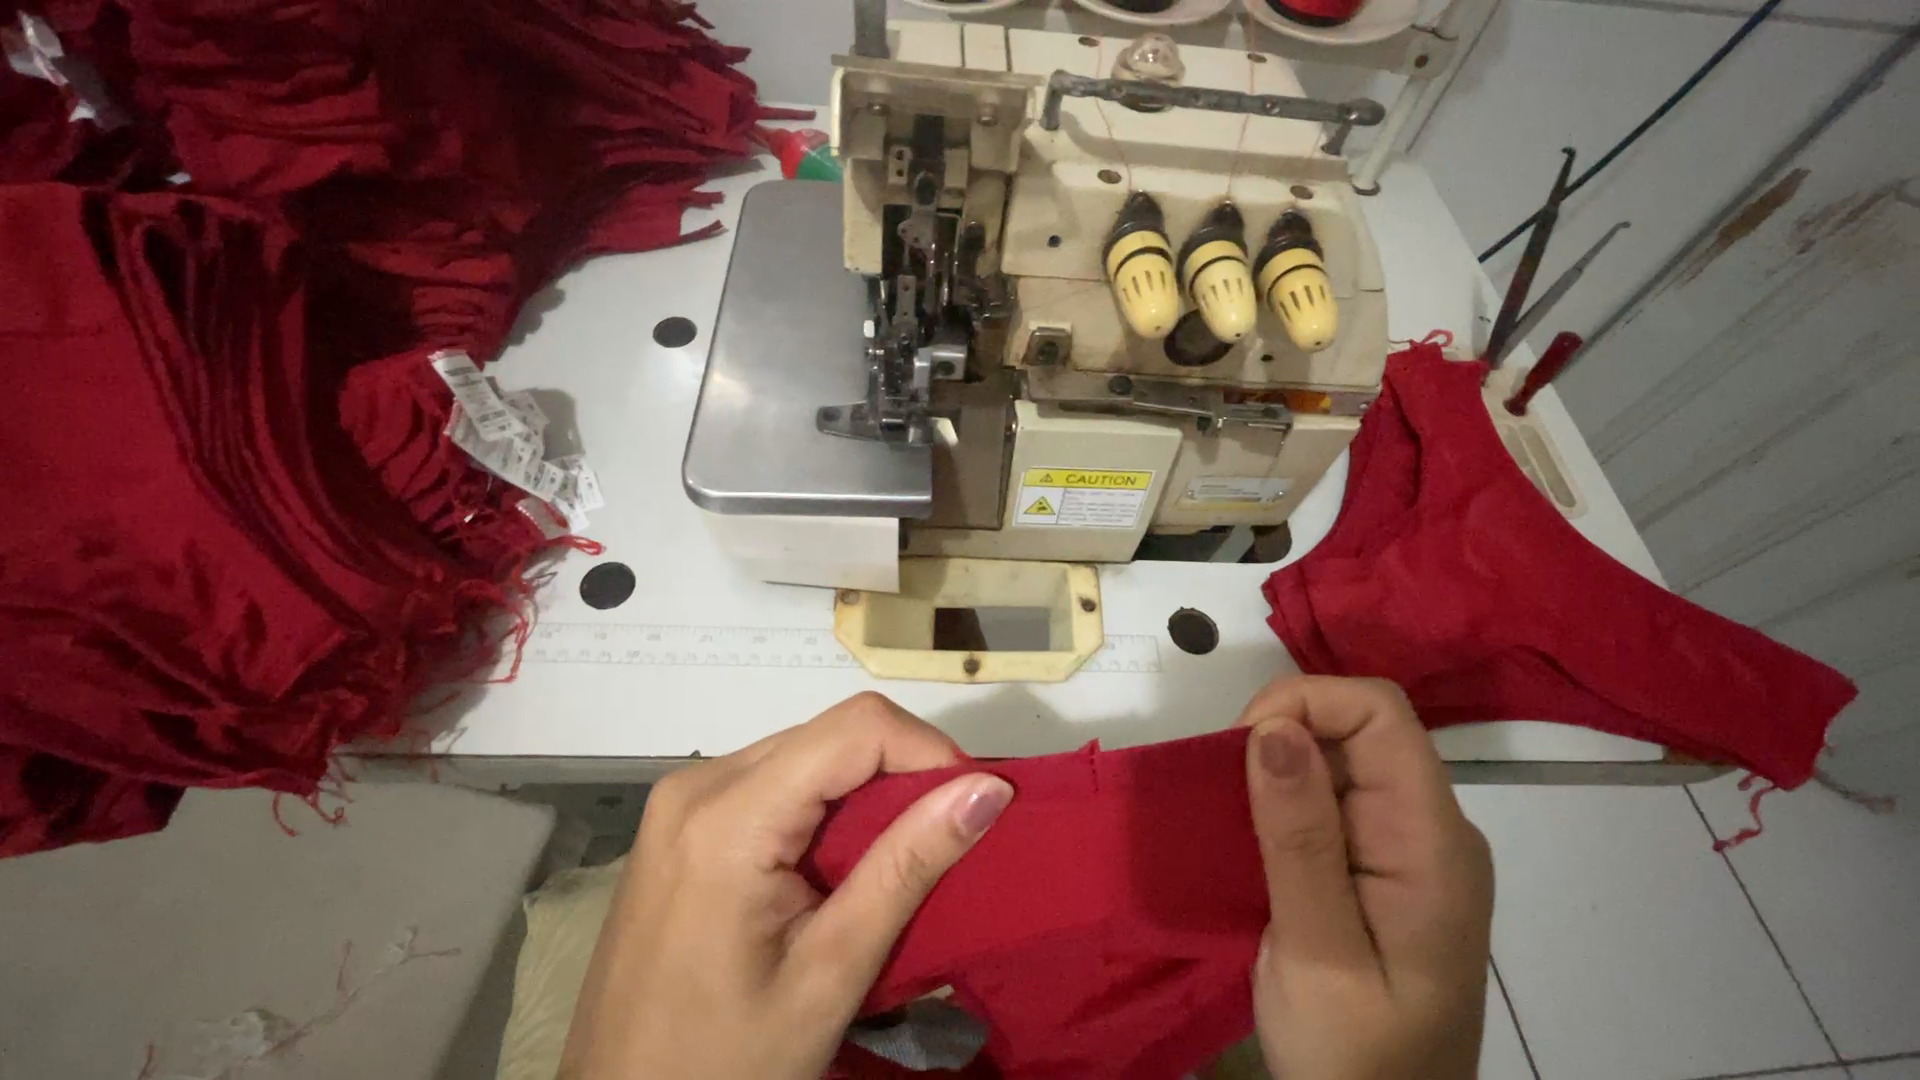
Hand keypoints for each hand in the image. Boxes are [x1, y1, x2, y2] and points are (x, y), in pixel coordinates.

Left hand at [560, 692, 1013, 1079]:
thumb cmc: (726, 1059)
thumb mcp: (832, 970)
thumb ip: (908, 866)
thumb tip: (987, 788)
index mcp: (729, 815)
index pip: (856, 728)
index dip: (927, 749)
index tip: (972, 804)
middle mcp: (700, 782)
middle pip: (830, 736)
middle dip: (902, 772)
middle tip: (947, 837)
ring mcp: (685, 797)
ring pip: (807, 753)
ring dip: (866, 790)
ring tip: (900, 855)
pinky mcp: (683, 818)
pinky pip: (776, 780)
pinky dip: (826, 806)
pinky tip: (841, 861)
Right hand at [1237, 676, 1494, 1079]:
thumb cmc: (1356, 1055)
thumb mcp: (1318, 952)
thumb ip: (1299, 839)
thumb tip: (1275, 728)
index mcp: (1433, 842)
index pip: (1380, 714)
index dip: (1304, 702)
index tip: (1238, 749)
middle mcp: (1433, 828)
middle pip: (1362, 727)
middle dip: (1281, 734)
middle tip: (1223, 794)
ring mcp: (1410, 846)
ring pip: (1342, 757)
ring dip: (1277, 766)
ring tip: (1232, 816)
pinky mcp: (1384, 863)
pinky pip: (1334, 795)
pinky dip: (1283, 795)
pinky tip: (1254, 834)